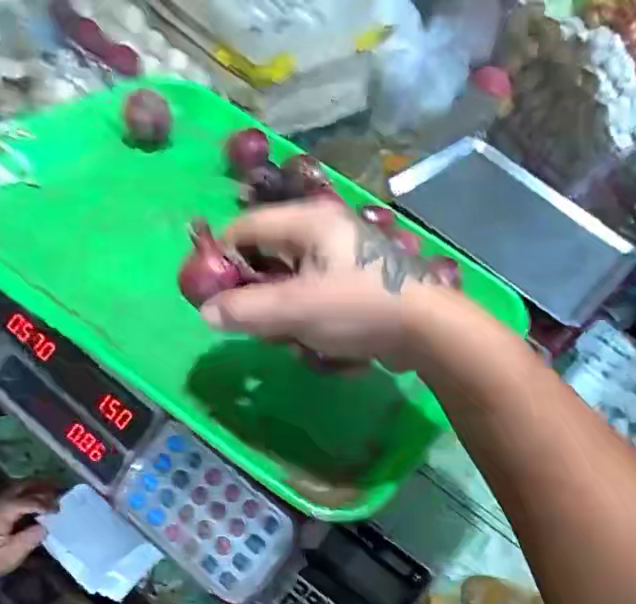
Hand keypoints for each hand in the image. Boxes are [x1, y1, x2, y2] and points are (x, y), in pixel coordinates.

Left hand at [0, 487, 57, 588]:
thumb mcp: (9, 556)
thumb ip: (28, 540)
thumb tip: (46, 527)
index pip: (25, 502)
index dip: (45, 504)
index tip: (61, 511)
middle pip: (22, 488)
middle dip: (45, 488)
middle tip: (65, 494)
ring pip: (20, 488)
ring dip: (40, 488)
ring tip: (59, 493)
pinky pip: (18, 495)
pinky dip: (33, 493)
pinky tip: (45, 499)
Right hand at [198, 201, 465, 365]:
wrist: (429, 331)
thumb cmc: (360, 308)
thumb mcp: (296, 310)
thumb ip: (247, 311)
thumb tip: (207, 313)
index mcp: (308, 222)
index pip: (246, 229)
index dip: (224, 261)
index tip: (218, 298)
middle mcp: (328, 234)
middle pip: (271, 263)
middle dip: (266, 302)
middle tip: (270, 331)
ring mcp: (349, 263)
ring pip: (298, 291)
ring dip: (295, 323)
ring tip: (308, 345)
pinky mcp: (364, 291)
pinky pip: (325, 307)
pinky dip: (322, 328)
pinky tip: (333, 349)